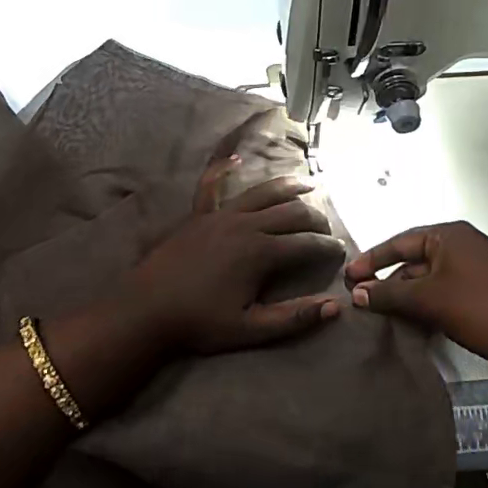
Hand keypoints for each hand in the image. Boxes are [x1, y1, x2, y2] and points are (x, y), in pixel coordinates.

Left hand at [118, 159, 345, 355]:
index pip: (306, 243)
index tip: (340, 251)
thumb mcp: (250, 329)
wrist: (147, 308)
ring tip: (308, 185)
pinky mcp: (198, 215)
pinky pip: (212, 185)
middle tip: (326, 227)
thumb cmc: (200, 323)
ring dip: (287, 187)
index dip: (327, 246)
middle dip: (314, 217)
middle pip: (290, 211)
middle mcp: (244, 224)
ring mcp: (220, 215)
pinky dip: (224, 169)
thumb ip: (294, 317)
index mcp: (260, 252)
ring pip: (261, 193)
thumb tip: (334, 306)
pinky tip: (236, 158)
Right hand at [344, 222, 487, 362]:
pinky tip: (411, 323)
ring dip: (405, 297)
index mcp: (449, 235)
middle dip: (388, 281)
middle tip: (362, 299)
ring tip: (381, 314)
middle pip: (414, 260)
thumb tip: (358, 294)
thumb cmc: (480, 308)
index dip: (372, 259)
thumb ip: (389, 293)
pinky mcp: (484, 296)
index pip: (399, 241)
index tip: (349, 276)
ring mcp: (476, 271)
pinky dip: (426, 306)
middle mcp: (462, 246)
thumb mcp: (428, 299)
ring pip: (429, 280)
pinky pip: (444, 295)